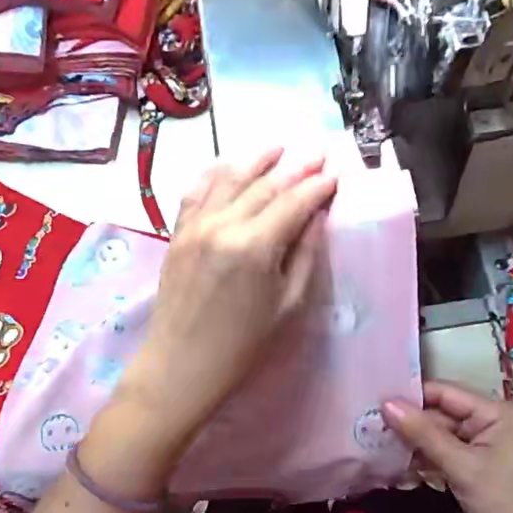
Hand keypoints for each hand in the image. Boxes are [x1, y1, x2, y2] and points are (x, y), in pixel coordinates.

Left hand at [114, 147, 336, 447]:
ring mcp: (196, 225)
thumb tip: (316, 216)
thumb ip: (304, 254)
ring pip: (230, 179)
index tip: (335, 175)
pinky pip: (197, 191)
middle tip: (317, 153)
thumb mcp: (287, 304)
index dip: (318, 186)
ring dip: (257, 160)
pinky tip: (229, 165)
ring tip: (279, 148)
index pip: (294, 202)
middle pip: (265, 184)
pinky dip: (216, 174)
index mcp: (256, 246)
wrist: (181, 364)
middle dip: (295, 167)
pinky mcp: (177, 232)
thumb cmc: (242, 345)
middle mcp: (224, 225)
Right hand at [381, 382, 512, 512]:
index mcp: (499, 412)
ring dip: (415, 446)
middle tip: (366, 429)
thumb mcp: (462, 468)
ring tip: (376, 448)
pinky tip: (400, 470)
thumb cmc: (509, 506)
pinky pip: (452, 458)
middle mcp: (497, 423)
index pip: (445, 392)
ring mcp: (492, 448)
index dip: (410, 396)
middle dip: (409, 424)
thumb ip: (423, 434)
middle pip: (443, 414)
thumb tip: (385, 403)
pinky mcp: (486, 471)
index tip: (370, 403)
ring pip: (444, 438)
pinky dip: (429, 463)